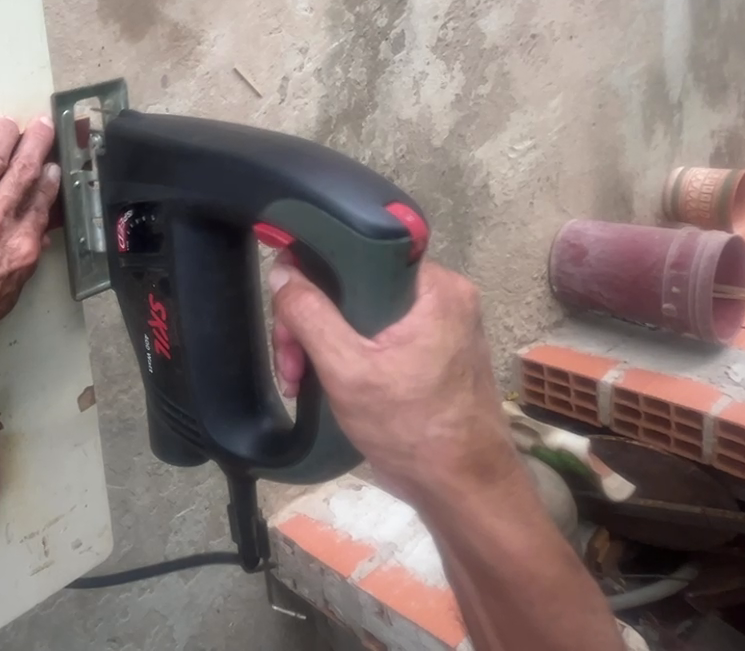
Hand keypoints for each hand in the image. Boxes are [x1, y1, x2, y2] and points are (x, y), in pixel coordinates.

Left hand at [0, 116, 60, 395]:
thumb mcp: (3, 301)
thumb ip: (19, 263)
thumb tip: (32, 235)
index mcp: (19, 252)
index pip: (40, 203)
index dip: (48, 179)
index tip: (53, 165)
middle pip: (20, 173)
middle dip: (34, 144)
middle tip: (42, 125)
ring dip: (2, 136)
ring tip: (9, 123)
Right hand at [269, 260, 514, 505]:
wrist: (464, 495)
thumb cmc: (414, 430)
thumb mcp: (347, 369)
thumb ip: (308, 313)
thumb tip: (280, 271)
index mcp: (433, 287)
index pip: (355, 249)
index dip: (310, 270)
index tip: (287, 304)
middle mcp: (437, 295)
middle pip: (346, 283)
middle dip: (307, 321)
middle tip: (291, 359)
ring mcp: (433, 323)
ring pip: (350, 309)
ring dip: (315, 341)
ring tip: (298, 377)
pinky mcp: (424, 347)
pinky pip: (366, 331)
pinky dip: (338, 352)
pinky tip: (317, 380)